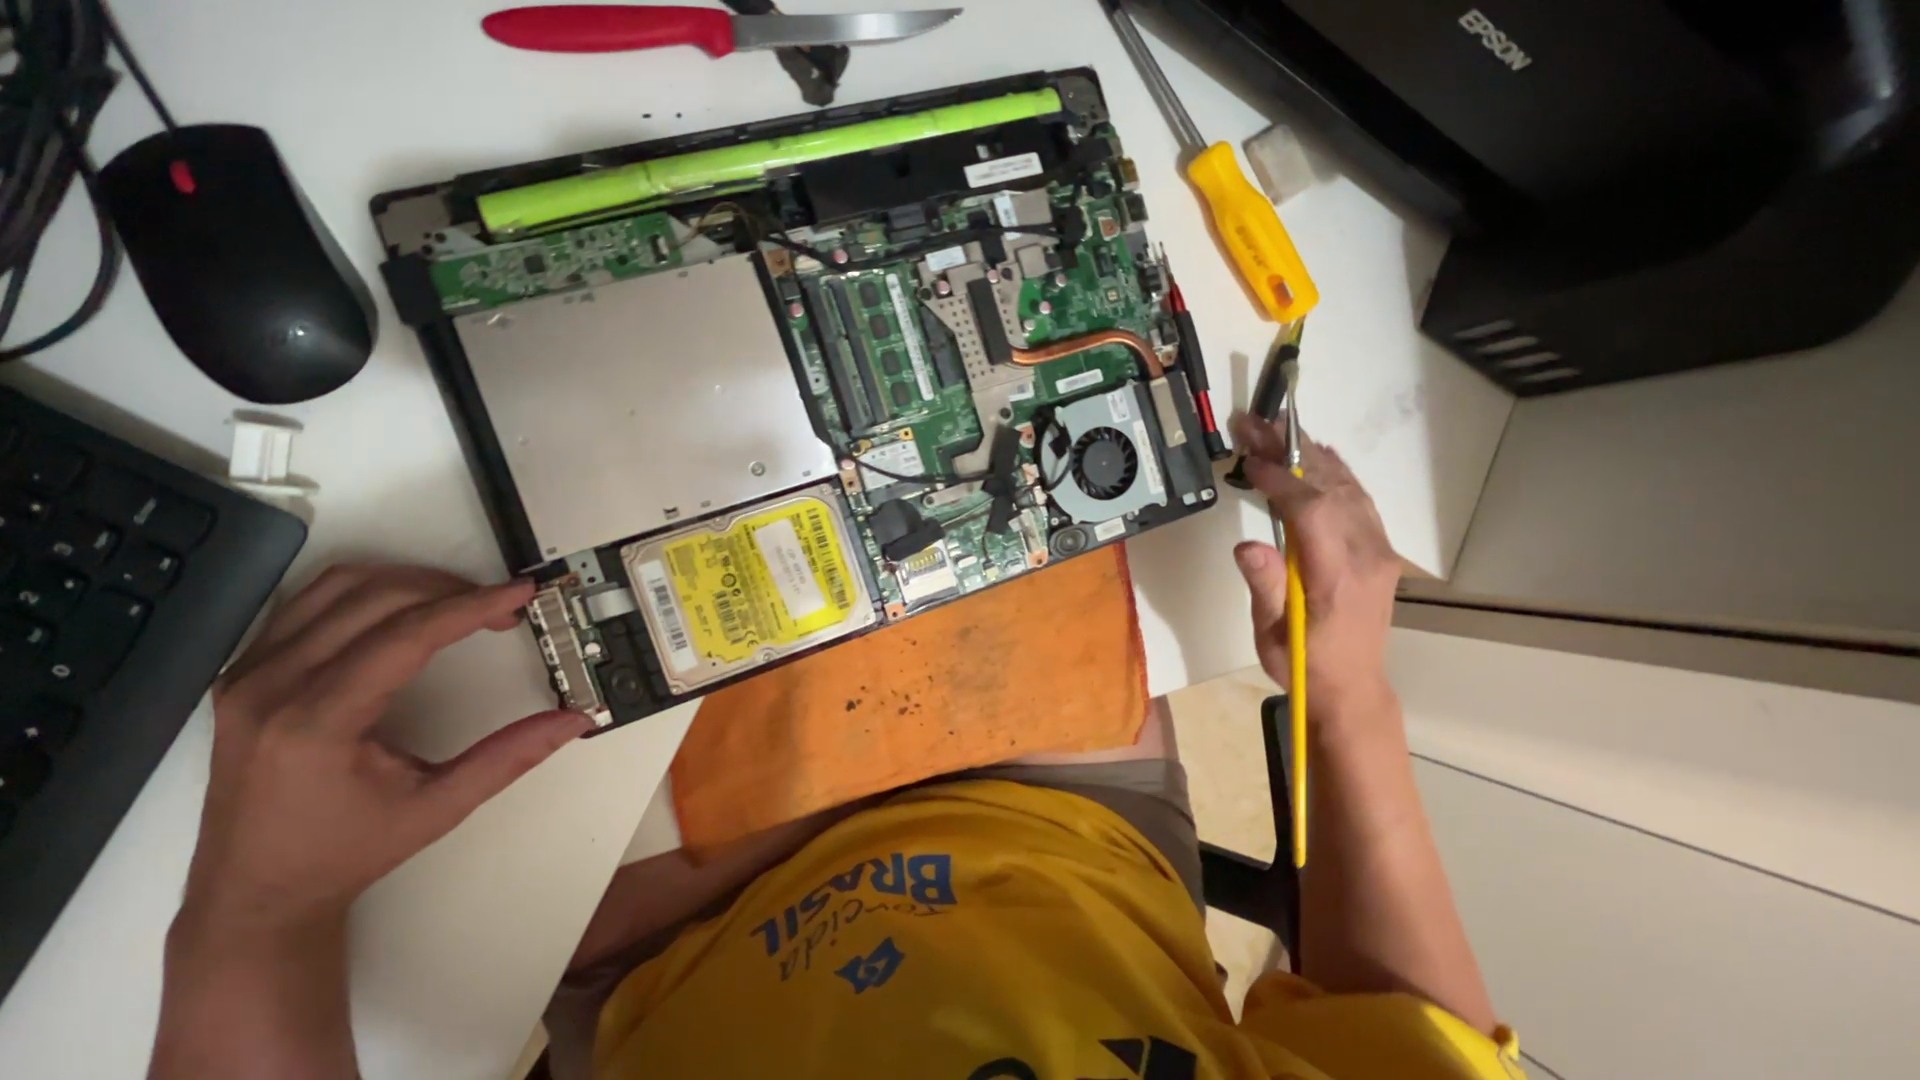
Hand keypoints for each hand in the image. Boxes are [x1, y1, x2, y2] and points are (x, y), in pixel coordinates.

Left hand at [180, 565, 591, 934]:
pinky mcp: (243, 673)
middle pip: (374, 598)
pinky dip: (365, 592)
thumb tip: (573, 720)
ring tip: (458, 601)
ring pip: (336, 586)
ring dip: (407, 581)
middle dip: (448, 590)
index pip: (405, 636)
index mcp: (316, 723)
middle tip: (501, 606)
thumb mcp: (438, 808)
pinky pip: (308, 603)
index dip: (471, 607)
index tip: (519, 593)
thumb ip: (508, 757)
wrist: (254, 891)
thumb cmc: (345, 854)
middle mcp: (271, 687)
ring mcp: (248, 675)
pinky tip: (405, 611)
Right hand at [1231, 413, 1398, 723]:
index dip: (1282, 479)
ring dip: (1310, 455)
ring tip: (1274, 429)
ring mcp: (1379, 550)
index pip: (1314, 511)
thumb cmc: (1302, 665)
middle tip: (1252, 424)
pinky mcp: (1379, 550)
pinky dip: (1334, 471)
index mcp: (1339, 578)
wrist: (1350, 688)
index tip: (1251, 460)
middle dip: (1291, 452)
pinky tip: (1315, 454)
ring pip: (1349, 487)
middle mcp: (1368, 556)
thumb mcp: (1272, 636)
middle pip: (1332, 487)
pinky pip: (1359, 499)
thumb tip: (1246, 545)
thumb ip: (1265, 587)